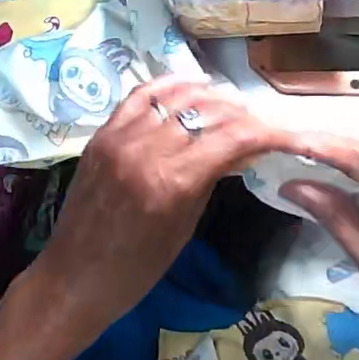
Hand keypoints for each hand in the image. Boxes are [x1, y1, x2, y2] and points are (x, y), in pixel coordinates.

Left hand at [15, 76, 291, 346]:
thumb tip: (242, 150)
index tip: (283, 135)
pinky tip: (189, 84)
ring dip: (208, 95)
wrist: (75, 275)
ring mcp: (120, 136)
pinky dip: (168, 85)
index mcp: (172, 181)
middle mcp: (146, 149)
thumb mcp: (184, 227)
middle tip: (257, 122)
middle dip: (240, 114)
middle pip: (206, 111)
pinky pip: (139, 96)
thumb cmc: (136, 269)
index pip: (232, 138)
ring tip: (229, 102)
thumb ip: (210, 180)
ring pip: (174, 97)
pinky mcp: (102, 134)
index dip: (266, 132)